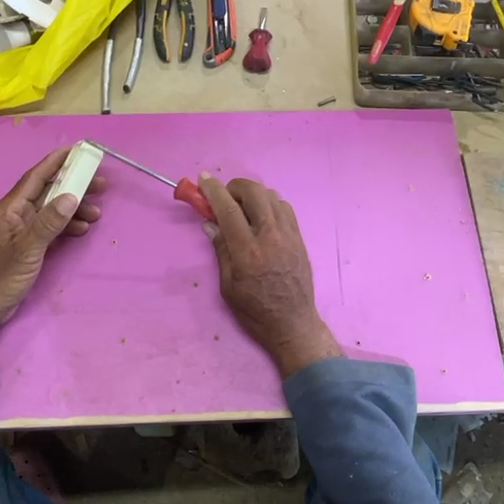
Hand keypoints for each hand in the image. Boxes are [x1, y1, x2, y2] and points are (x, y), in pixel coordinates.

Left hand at [0, 147, 103, 361]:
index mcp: (8, 210)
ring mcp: (20, 231)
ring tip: (97, 213)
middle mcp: (14, 215)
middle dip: (73, 186)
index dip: (55, 162)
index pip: (35, 178)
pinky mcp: (26, 246)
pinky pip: (49, 228)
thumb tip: (71, 196)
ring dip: (73, 209)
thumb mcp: (27, 250)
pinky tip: (82, 229)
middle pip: (47, 192)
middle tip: (100, 184)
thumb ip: (49, 223)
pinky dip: (66, 226)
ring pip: (51, 211)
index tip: (77, 150)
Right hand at [198, 176, 342, 377]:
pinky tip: (262, 218)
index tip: (204, 179)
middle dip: (235, 187)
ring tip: (242, 209)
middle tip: (224, 198)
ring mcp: (289, 235)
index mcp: (247, 252)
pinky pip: (284, 207)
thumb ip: (221, 250)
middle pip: (254, 192)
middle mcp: (270, 237)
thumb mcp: (228, 286)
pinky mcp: (299, 237)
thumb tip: (210, 223)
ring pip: (271, 196)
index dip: (214, 190)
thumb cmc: (255, 311)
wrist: (293, 324)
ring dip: (252, 195)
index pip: (228, 209)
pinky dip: (270, 204)